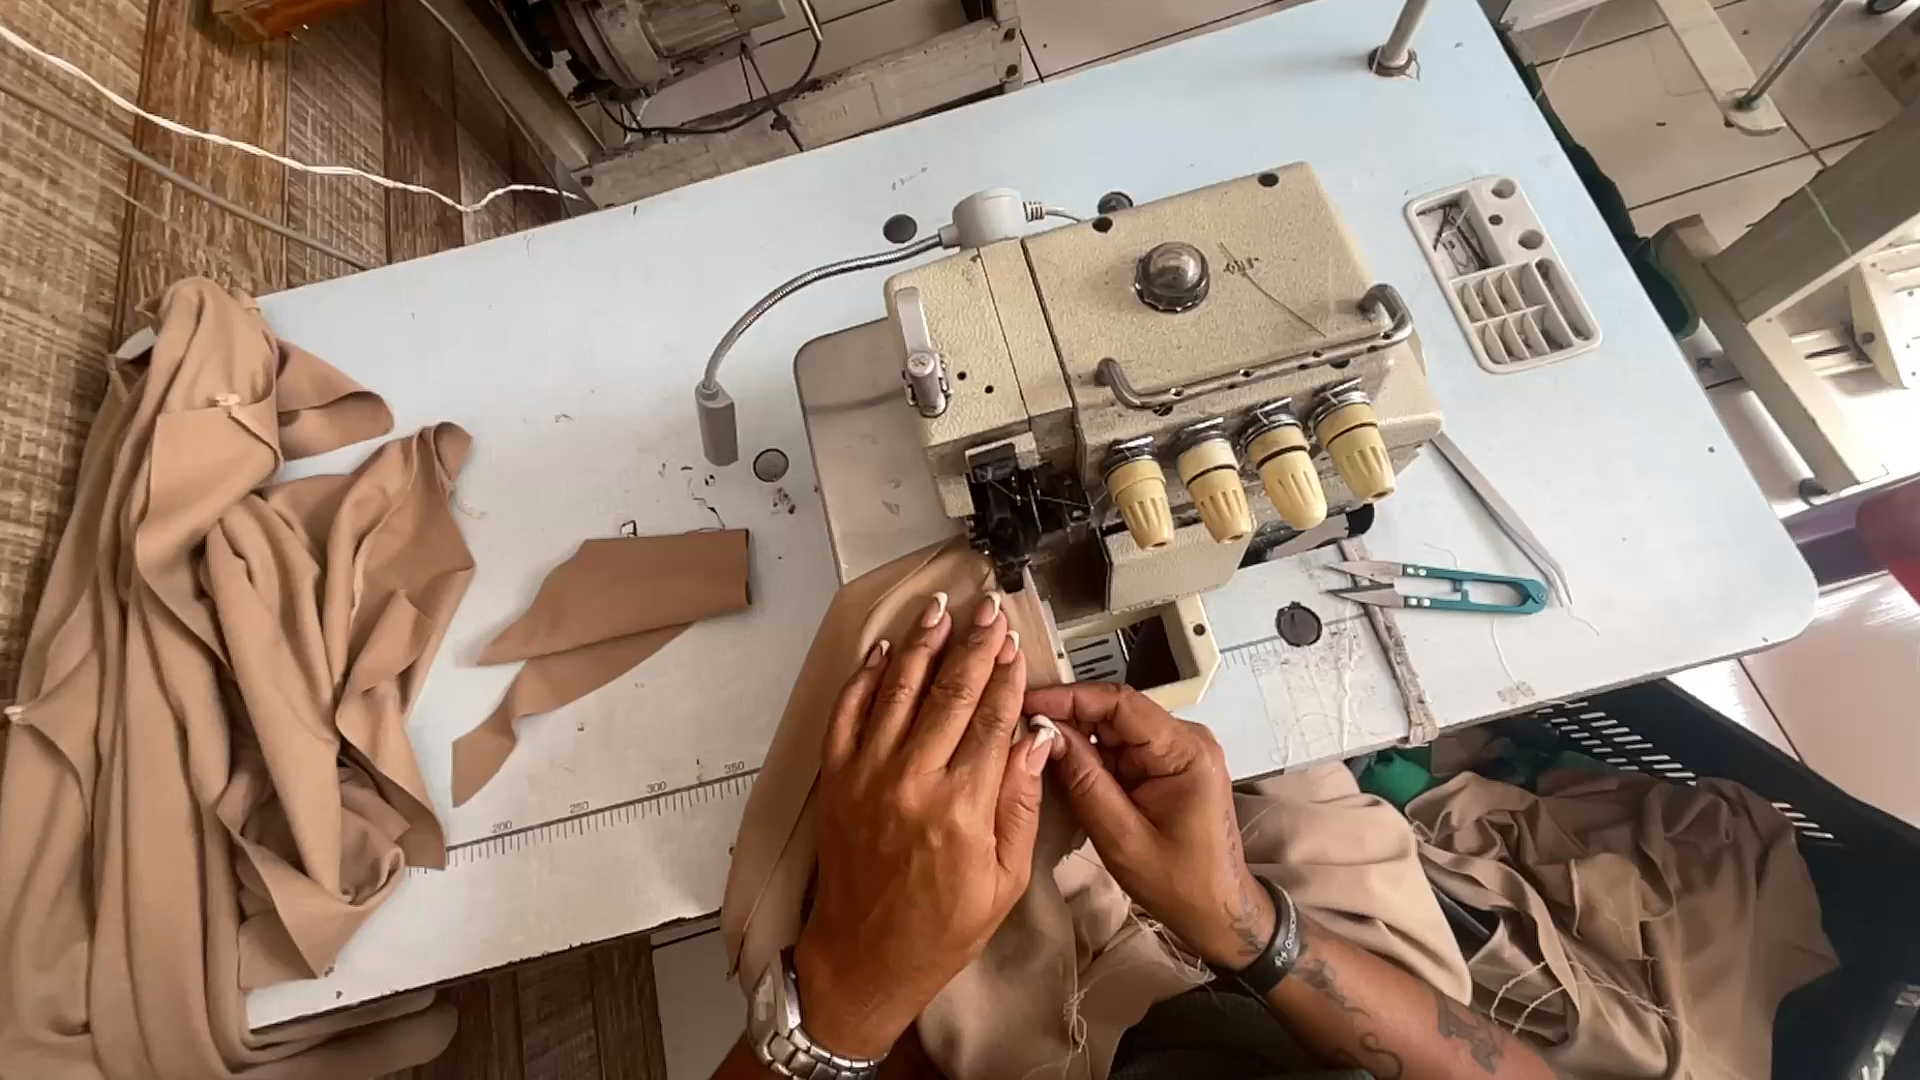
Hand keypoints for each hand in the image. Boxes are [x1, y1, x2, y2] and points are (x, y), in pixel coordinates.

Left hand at [794, 593, 1058, 1058]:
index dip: (1005, 675)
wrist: (863, 959)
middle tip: (986, 608)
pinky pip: (848, 713)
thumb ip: (1019, 803)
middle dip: (973, 644)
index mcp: (962, 807)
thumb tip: (1035, 739)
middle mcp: (913, 779)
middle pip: (950, 693)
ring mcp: (867, 773)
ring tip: (939, 609)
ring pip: (899, 690)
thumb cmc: (941, 928)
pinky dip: (864, 677)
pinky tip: (882, 650)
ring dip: (922, 645)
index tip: (1013, 643)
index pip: (992, 719)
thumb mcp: (1004, 880)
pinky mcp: (837, 777)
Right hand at [1024, 682, 1274, 969]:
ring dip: (1077, 736)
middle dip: (1068, 717)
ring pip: (1114, 727)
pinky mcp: (1166, 761)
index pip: (1121, 703)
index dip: (1071, 697)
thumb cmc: (1179, 883)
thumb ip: (1083, 782)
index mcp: (1185, 751)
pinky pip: (1121, 745)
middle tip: (1023, 728)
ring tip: (1036, 745)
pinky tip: (1064, 763)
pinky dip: (1091, 754)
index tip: (1029, 703)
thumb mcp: (1122, 838)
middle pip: (1116, 711)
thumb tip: (1046, 734)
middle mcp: (1186, 738)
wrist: (1220, 912)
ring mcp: (1177, 748)